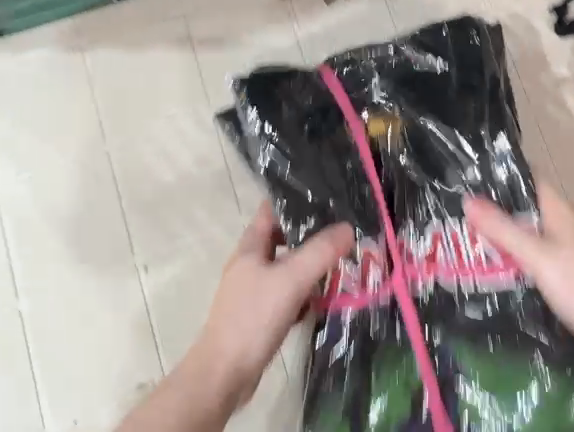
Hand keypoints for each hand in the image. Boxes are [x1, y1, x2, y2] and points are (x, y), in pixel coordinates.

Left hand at [188, 202, 355, 411]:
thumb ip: (320, 252)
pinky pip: (286, 297)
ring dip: (308, 269)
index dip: (295, 201)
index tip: (326, 199)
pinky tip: (319, 305)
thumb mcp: (291, 280)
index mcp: (250, 246)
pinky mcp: (259, 317)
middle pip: (282, 239)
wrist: (225, 374)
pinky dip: (302, 297)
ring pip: (286, 270)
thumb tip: (348, 227)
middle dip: (309, 238)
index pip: (272, 210)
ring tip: (338, 268)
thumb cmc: (254, 318)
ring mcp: (253, 291)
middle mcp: (250, 264)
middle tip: (341, 237)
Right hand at [464, 182, 573, 357]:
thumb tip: (467, 199)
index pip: (528, 177)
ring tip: (472, 238)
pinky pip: (539, 253)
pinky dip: (520, 256)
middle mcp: (567, 223)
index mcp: (560, 210)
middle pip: (527, 205)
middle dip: (497, 208)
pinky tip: (501, 267)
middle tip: (462, 212)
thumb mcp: (535, 256)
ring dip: (507, 234)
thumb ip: (502, 229)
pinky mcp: (573, 271)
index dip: (501, 173)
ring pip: (532, 231)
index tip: (469, 176)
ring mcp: (572, 247)